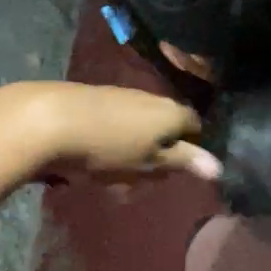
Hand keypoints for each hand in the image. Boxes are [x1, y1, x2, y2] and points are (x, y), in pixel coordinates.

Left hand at [0, 81, 220, 180]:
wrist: (51, 120)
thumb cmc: (109, 146)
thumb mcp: (150, 162)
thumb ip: (184, 161)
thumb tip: (219, 167)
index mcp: (171, 110)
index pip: (196, 125)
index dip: (193, 147)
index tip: (180, 169)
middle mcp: (152, 96)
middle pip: (167, 124)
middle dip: (161, 149)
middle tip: (147, 177)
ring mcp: (123, 94)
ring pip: (140, 123)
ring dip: (135, 145)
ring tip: (117, 173)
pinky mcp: (96, 98)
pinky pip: (116, 122)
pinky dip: (113, 139)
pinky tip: (94, 157)